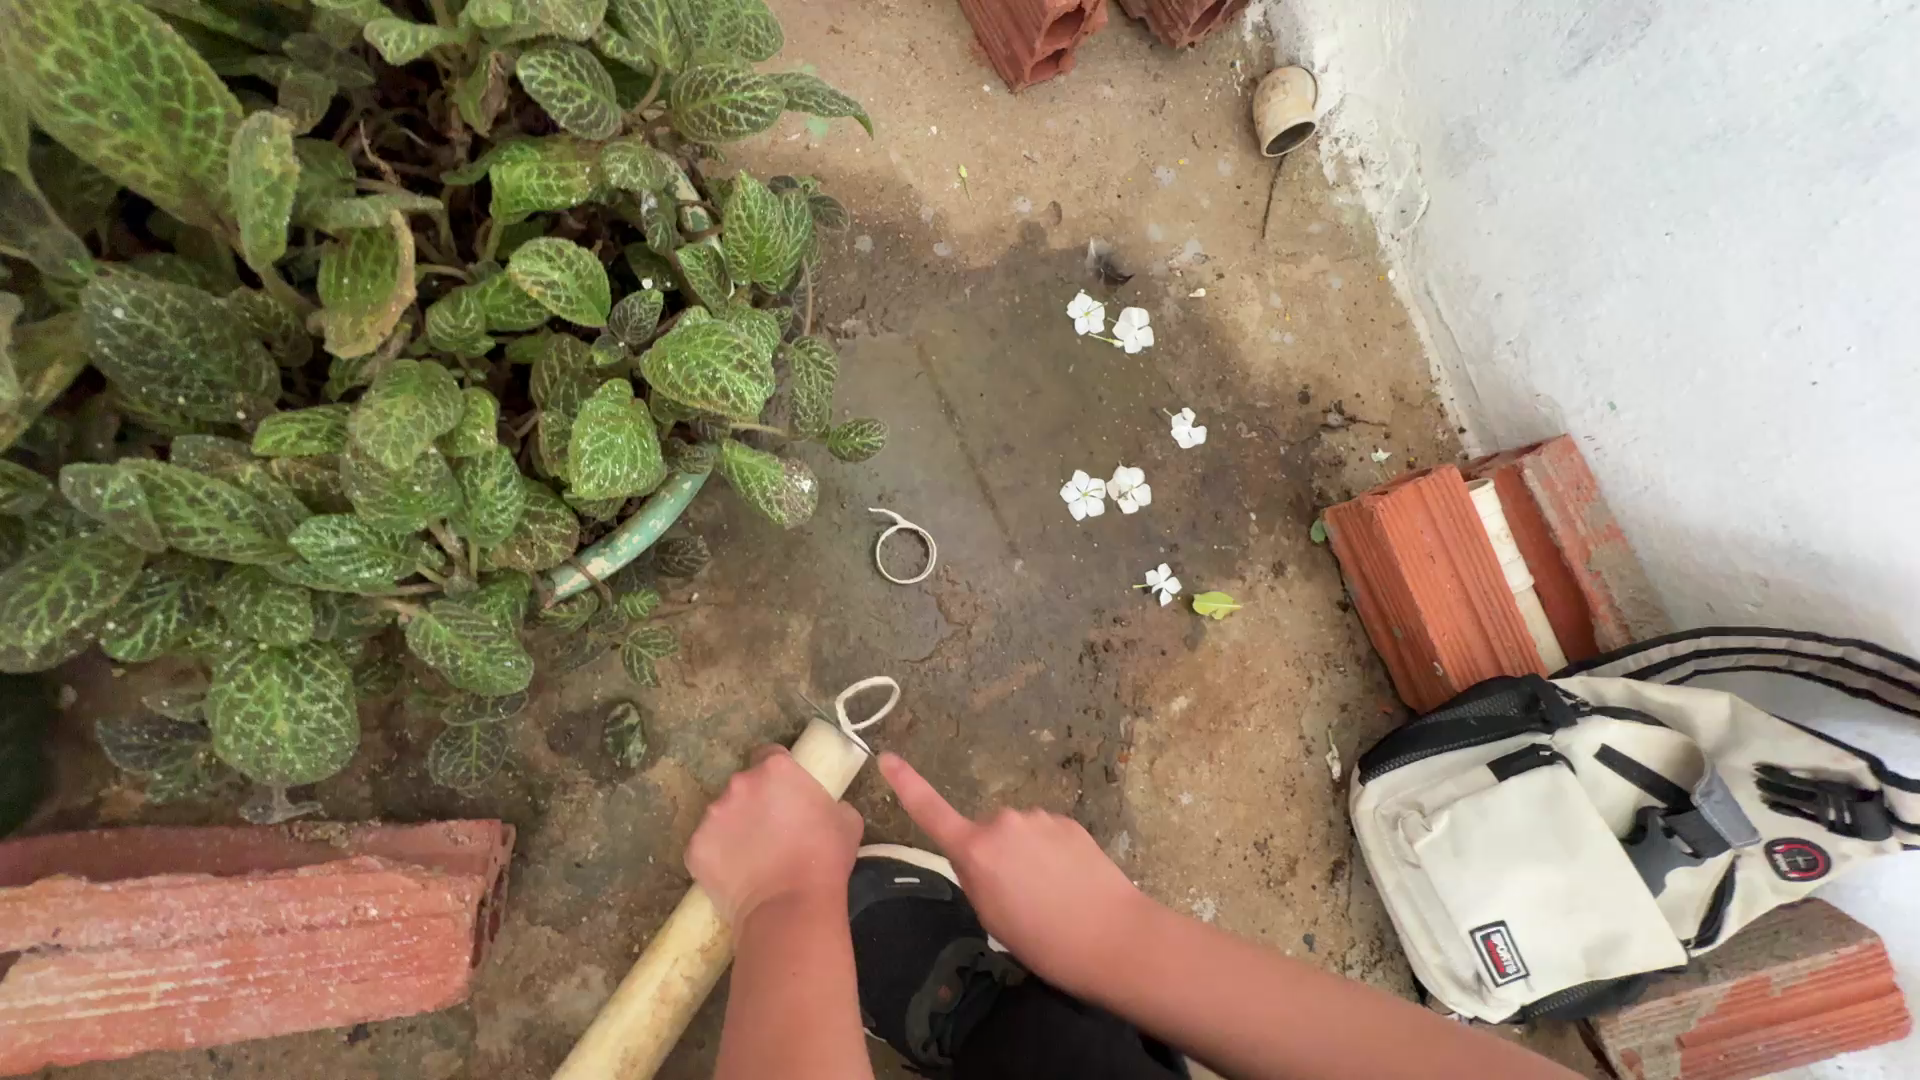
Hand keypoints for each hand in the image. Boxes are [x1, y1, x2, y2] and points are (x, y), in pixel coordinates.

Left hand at [686, 747, 864, 926]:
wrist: (791, 906)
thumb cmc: (825, 858)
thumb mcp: (846, 818)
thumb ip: (828, 802)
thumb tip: (821, 809)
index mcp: (775, 768)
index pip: (769, 755)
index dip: (777, 774)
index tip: (784, 793)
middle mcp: (739, 783)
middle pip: (743, 785)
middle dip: (754, 801)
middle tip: (772, 828)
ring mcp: (713, 815)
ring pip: (722, 814)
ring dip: (734, 827)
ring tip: (753, 856)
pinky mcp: (695, 847)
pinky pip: (707, 845)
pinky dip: (718, 855)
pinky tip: (737, 874)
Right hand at [878, 752, 1151, 993]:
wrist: (1112, 936)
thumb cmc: (1044, 941)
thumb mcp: (992, 917)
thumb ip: (976, 877)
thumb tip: (980, 858)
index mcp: (976, 850)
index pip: (930, 811)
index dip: (906, 784)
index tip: (886, 757)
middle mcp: (1003, 822)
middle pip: (986, 834)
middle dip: (995, 857)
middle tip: (1018, 899)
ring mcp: (1038, 817)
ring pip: (1019, 835)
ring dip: (1026, 857)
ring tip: (1050, 896)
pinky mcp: (1067, 820)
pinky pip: (1046, 834)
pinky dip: (1052, 854)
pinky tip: (1071, 883)